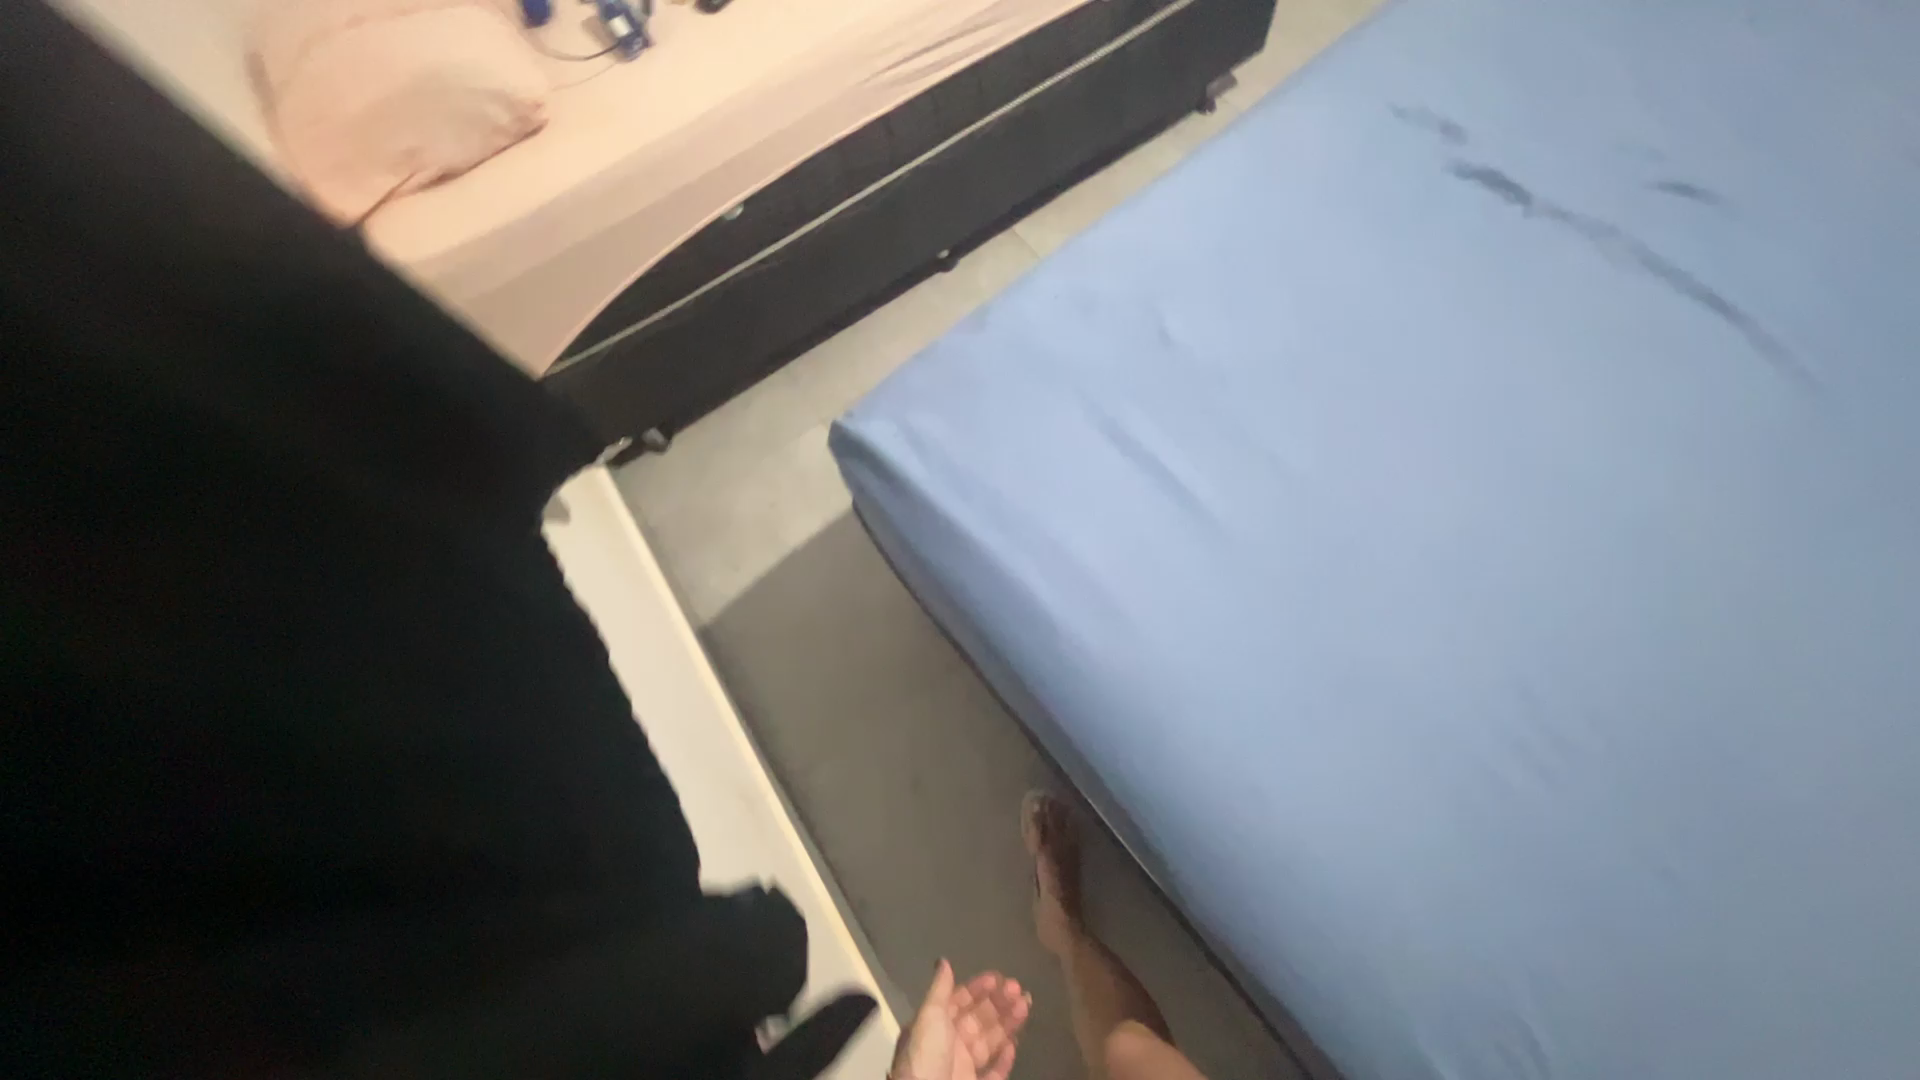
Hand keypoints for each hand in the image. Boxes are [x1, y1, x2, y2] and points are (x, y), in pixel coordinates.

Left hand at [891, 959, 1030, 1079]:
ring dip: (1007, 1024)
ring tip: (1026, 1006)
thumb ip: (939, 989)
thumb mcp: (929, 1016)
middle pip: (978, 1019)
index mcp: (935, 1026)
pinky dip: (1004, 1060)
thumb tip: (943, 961)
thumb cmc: (926, 1056)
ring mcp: (963, 1069)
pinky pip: (994, 1073)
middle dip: (998, 1002)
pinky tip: (1014, 1045)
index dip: (978, 988)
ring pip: (990, 1042)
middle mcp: (950, 1045)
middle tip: (1019, 990)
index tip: (998, 977)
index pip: (959, 1001)